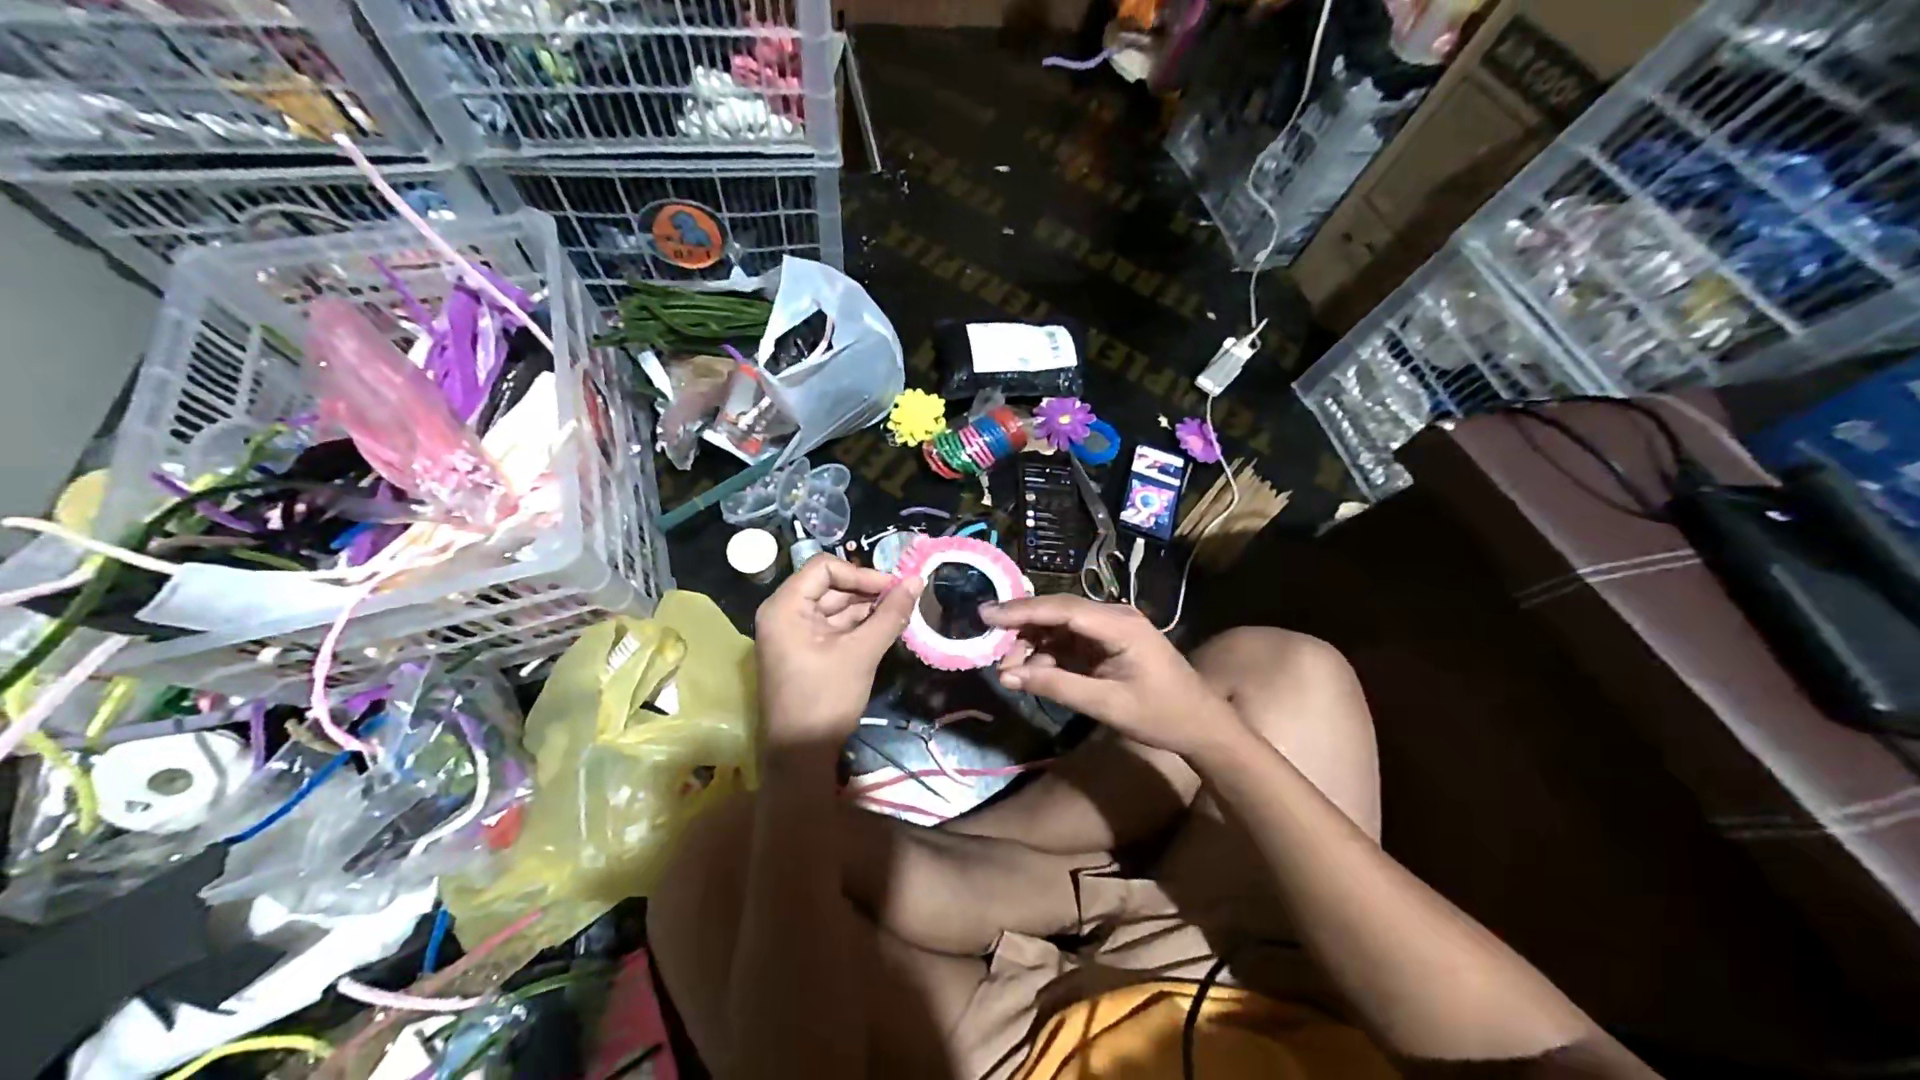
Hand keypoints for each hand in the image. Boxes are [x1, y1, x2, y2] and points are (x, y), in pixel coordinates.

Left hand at [754, 556, 920, 746]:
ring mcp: (792, 634)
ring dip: (866, 609)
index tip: (892, 589)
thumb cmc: (825, 699)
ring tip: (899, 616)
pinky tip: (884, 630)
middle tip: (903, 602)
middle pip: (829, 586)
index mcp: (784, 607)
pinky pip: (832, 626)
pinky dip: (857, 626)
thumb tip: (917, 581)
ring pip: (834, 607)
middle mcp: (783, 614)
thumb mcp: (862, 653)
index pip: (824, 568)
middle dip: (867, 592)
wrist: (800, 756)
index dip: (861, 574)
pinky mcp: (803, 651)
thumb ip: (890, 614)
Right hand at [983, 595, 1242, 758]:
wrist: (1202, 725)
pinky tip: (1032, 672)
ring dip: (1033, 644)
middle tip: (992, 651)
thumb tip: (1008, 676)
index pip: (1061, 608)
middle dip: (1021, 629)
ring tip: (1010, 671)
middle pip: (1057, 612)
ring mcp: (1111, 628)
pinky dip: (1048, 654)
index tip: (985, 615)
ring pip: (1059, 626)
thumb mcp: (1106, 705)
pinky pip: (1069, 640)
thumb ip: (1057, 686)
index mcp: (1119, 625)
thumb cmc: (1161, 715)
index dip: (1021, 610)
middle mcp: (1114, 617)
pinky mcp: (1108, 642)